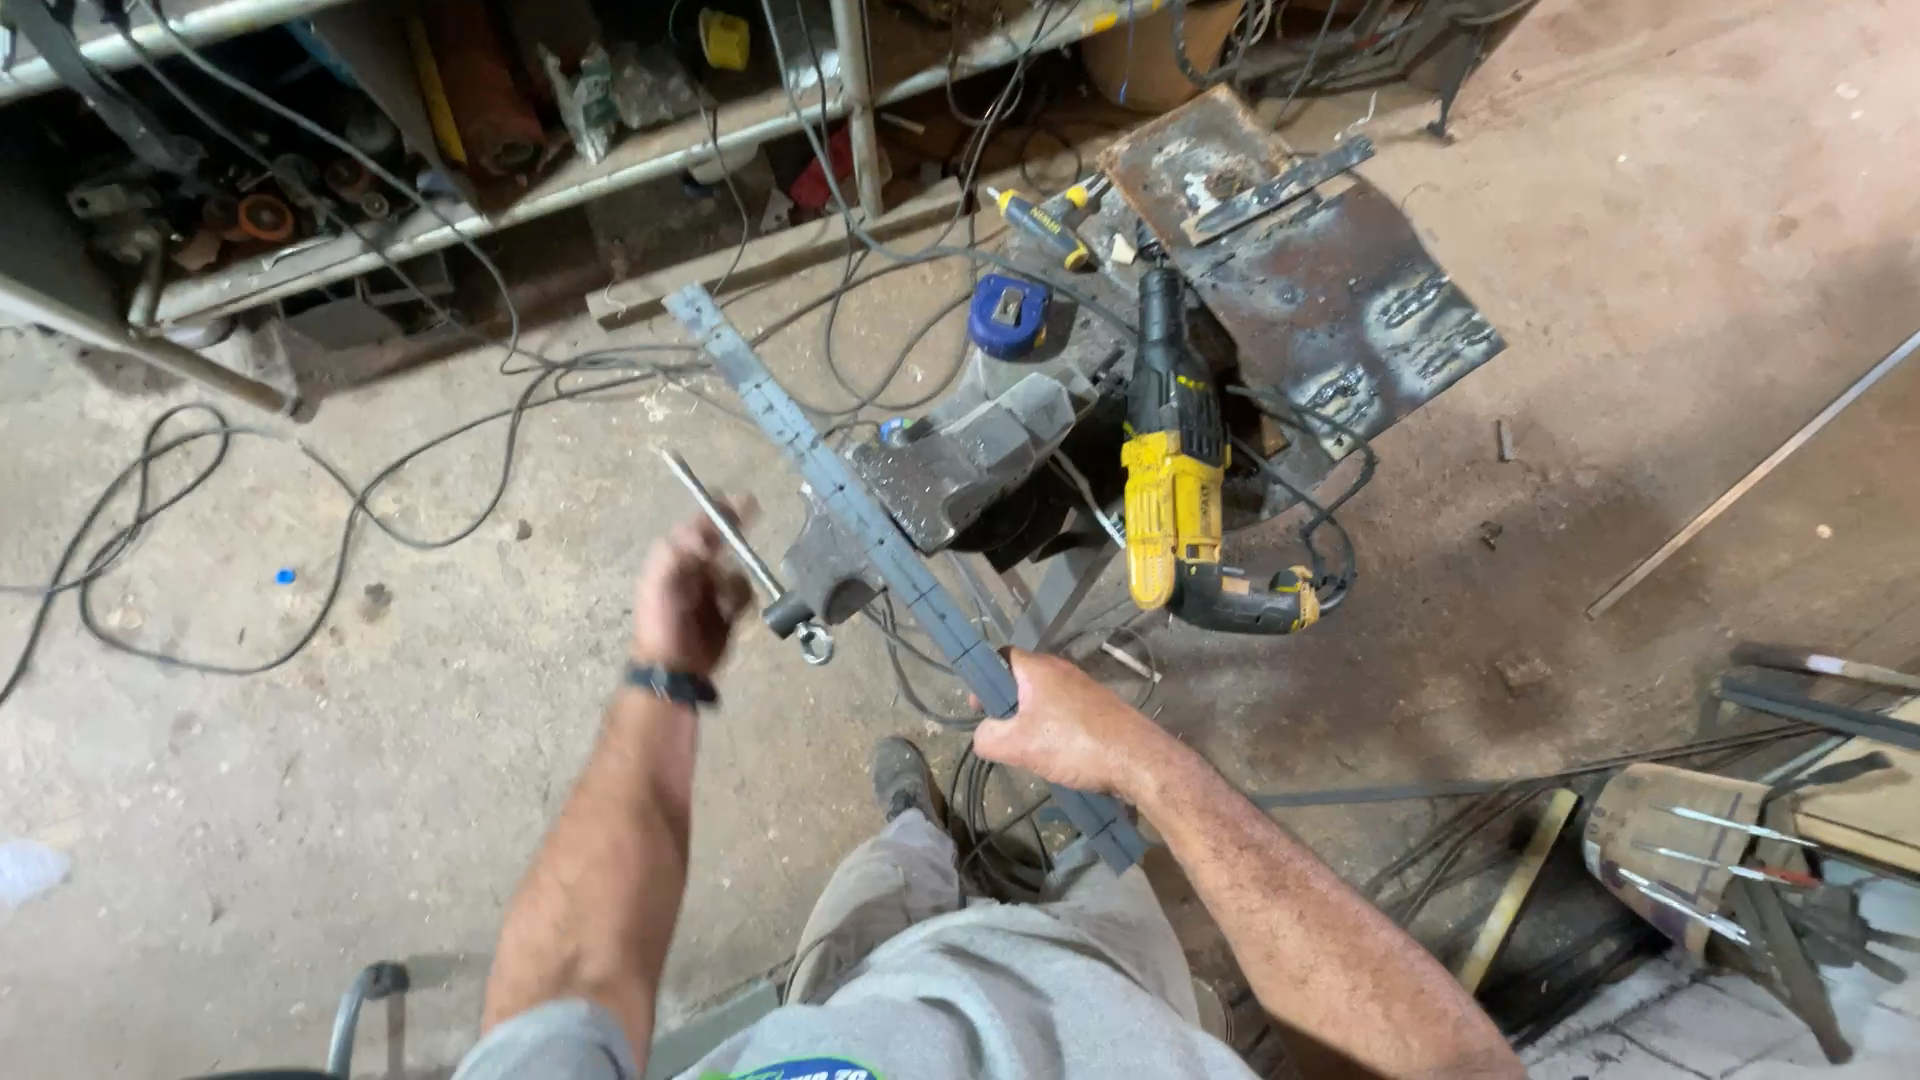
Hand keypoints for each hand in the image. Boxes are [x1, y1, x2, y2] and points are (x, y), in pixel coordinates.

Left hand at [630, 503, 756, 679]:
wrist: (674, 668)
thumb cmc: (660, 625)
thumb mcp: (659, 587)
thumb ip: (676, 555)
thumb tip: (701, 537)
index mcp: (674, 561)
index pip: (696, 528)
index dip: (715, 512)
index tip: (735, 499)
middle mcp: (694, 570)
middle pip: (721, 541)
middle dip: (735, 529)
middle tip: (752, 510)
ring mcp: (713, 589)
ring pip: (737, 571)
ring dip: (734, 585)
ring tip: (723, 605)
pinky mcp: (729, 609)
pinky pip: (746, 595)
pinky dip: (742, 603)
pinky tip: (731, 615)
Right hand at [972, 648, 1173, 797]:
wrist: (1137, 759)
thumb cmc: (1073, 744)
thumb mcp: (1018, 745)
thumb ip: (988, 737)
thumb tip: (982, 734)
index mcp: (1037, 669)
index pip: (1000, 656)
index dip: (983, 679)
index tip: (979, 708)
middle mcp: (1060, 670)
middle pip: (1021, 679)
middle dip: (1006, 705)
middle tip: (1002, 733)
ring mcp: (1082, 687)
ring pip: (1043, 698)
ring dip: (1030, 720)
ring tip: (1029, 749)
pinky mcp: (1098, 706)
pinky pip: (1063, 710)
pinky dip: (1053, 727)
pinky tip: (1057, 754)